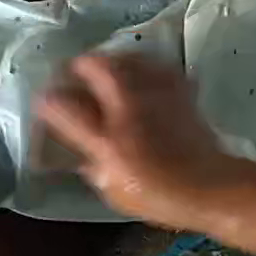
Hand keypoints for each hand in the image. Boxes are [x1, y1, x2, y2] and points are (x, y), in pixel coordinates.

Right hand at [37, 53, 250, 227]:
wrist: (212, 187)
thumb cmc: (160, 196)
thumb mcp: (115, 192)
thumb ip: (94, 168)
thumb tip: (82, 157)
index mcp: (106, 140)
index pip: (65, 108)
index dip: (48, 101)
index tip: (43, 100)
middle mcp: (127, 110)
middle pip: (96, 68)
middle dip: (78, 64)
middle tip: (73, 70)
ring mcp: (154, 96)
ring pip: (126, 59)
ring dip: (110, 59)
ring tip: (104, 65)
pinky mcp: (178, 91)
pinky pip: (157, 66)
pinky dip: (144, 65)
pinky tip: (142, 71)